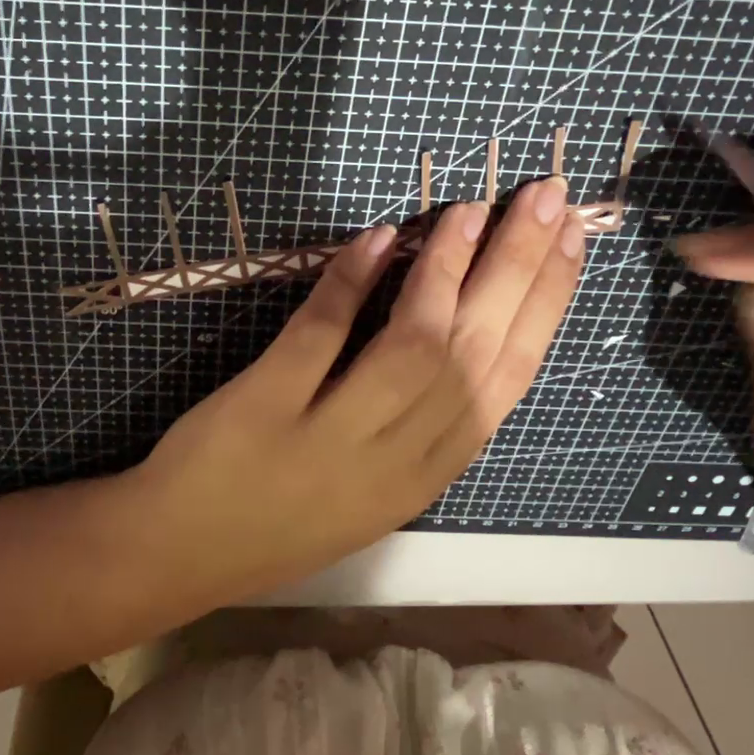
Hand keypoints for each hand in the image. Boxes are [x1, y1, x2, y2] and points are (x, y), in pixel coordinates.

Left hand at [130, 179, 585, 595]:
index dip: (544, 307)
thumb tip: (454, 323)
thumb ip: (418, 422)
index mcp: (427, 472)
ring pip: (410, 345)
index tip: (569, 243)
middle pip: (473, 352)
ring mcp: (329, 436)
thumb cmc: (281, 517)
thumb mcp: (374, 485)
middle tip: (545, 200)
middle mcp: (393, 458)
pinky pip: (319, 336)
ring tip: (468, 210)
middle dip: (517, 271)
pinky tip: (377, 238)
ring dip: (445, 269)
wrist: (183, 554)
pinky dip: (351, 283)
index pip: (506, 380)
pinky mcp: (265, 408)